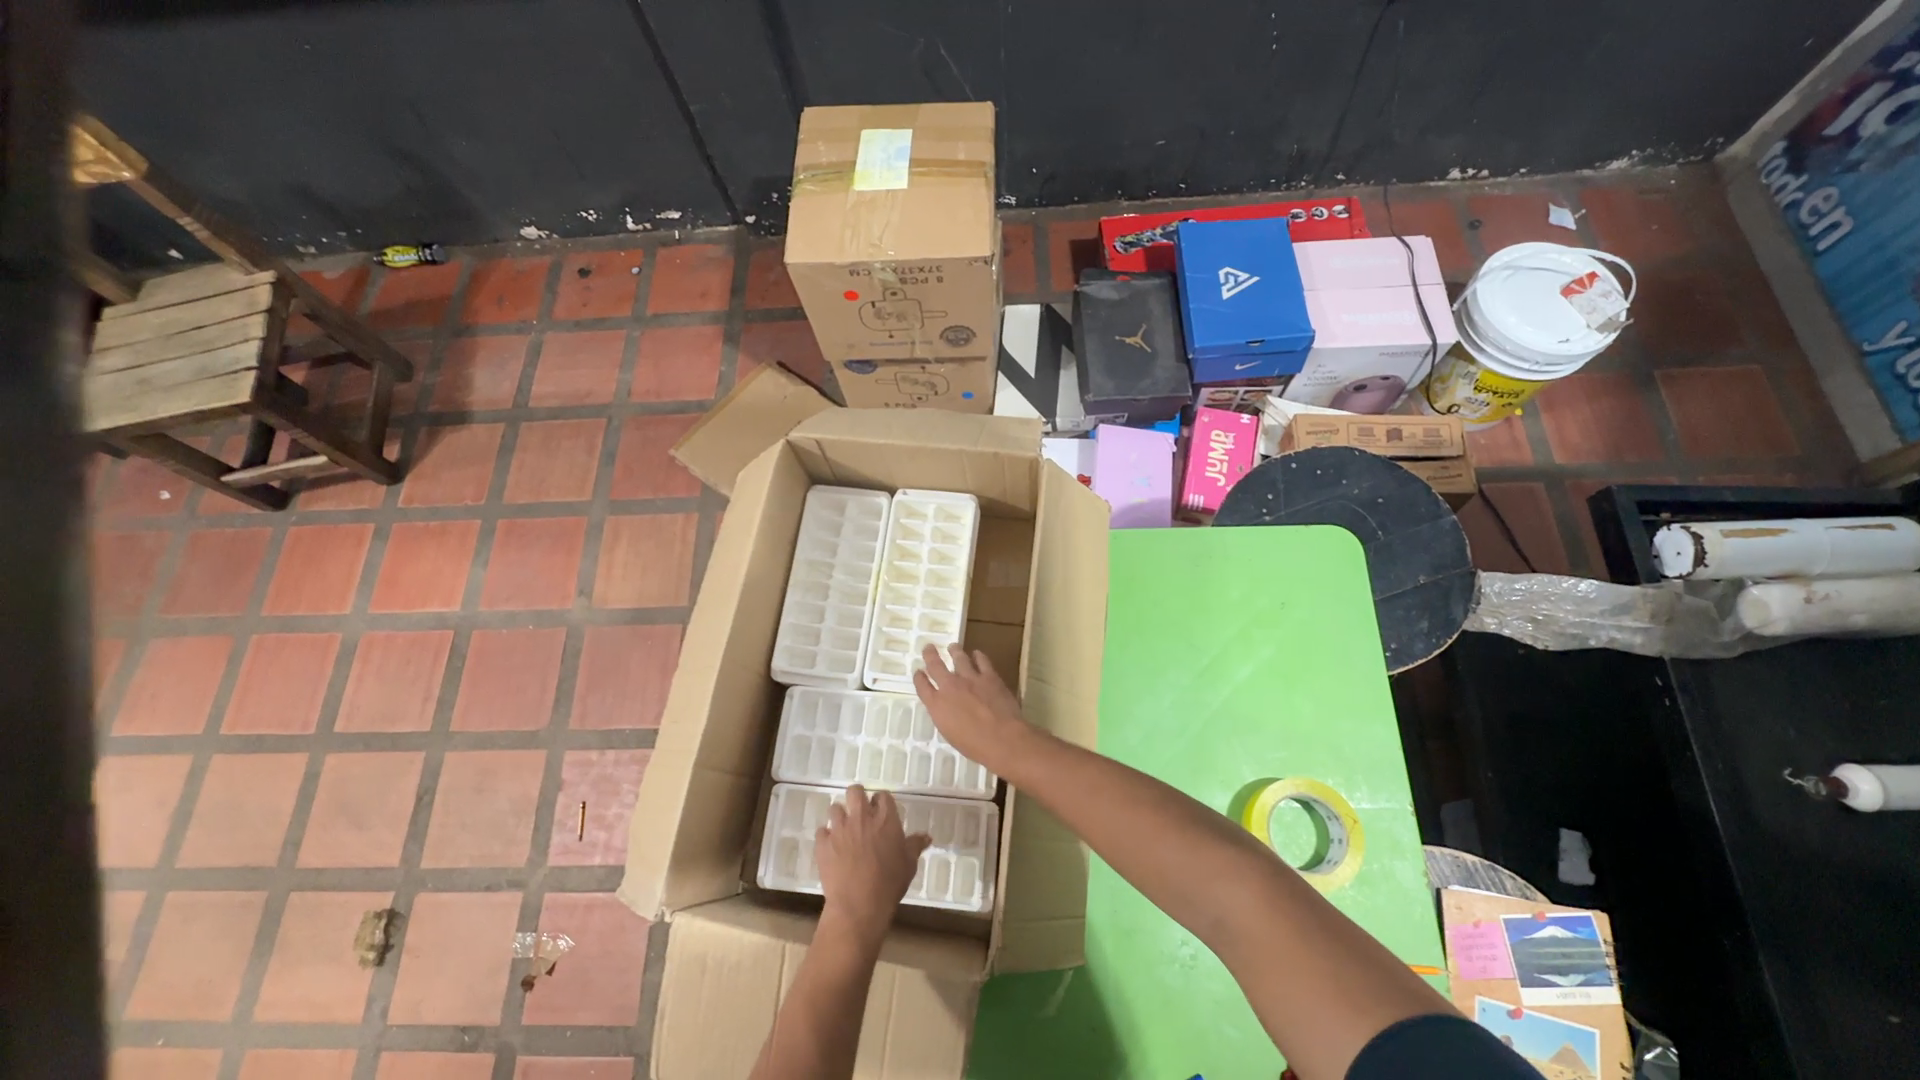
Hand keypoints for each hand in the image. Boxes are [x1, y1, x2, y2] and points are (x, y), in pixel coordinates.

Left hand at [816, 785, 929, 939]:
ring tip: (844, 829)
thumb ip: (915, 845)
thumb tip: (926, 836)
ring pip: (835, 808)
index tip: (881, 810)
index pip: (882, 795)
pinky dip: (826, 837)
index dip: (881, 801)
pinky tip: (831, 847)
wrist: (859, 904)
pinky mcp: (823, 843)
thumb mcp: (909, 864)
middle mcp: (861, 817)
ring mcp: (840, 828)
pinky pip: (822, 831)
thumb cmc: (889, 883)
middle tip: (860, 812)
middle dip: (857, 797)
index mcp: (885, 819)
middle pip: (855, 791)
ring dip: (840, 816)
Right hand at [913, 644, 1027, 767]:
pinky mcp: (989, 676)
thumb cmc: (974, 745)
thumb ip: (945, 716)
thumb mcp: (950, 734)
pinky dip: (978, 656)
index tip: (918, 672)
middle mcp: (950, 687)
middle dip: (930, 655)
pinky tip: (977, 653)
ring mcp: (970, 679)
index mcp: (937, 705)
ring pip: (959, 658)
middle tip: (929, 647)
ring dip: (955, 651)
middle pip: (935, 666)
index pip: (922, 686)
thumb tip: (946, 709)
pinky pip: (982, 661)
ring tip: (953, 646)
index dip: (919, 678)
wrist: (1001, 738)